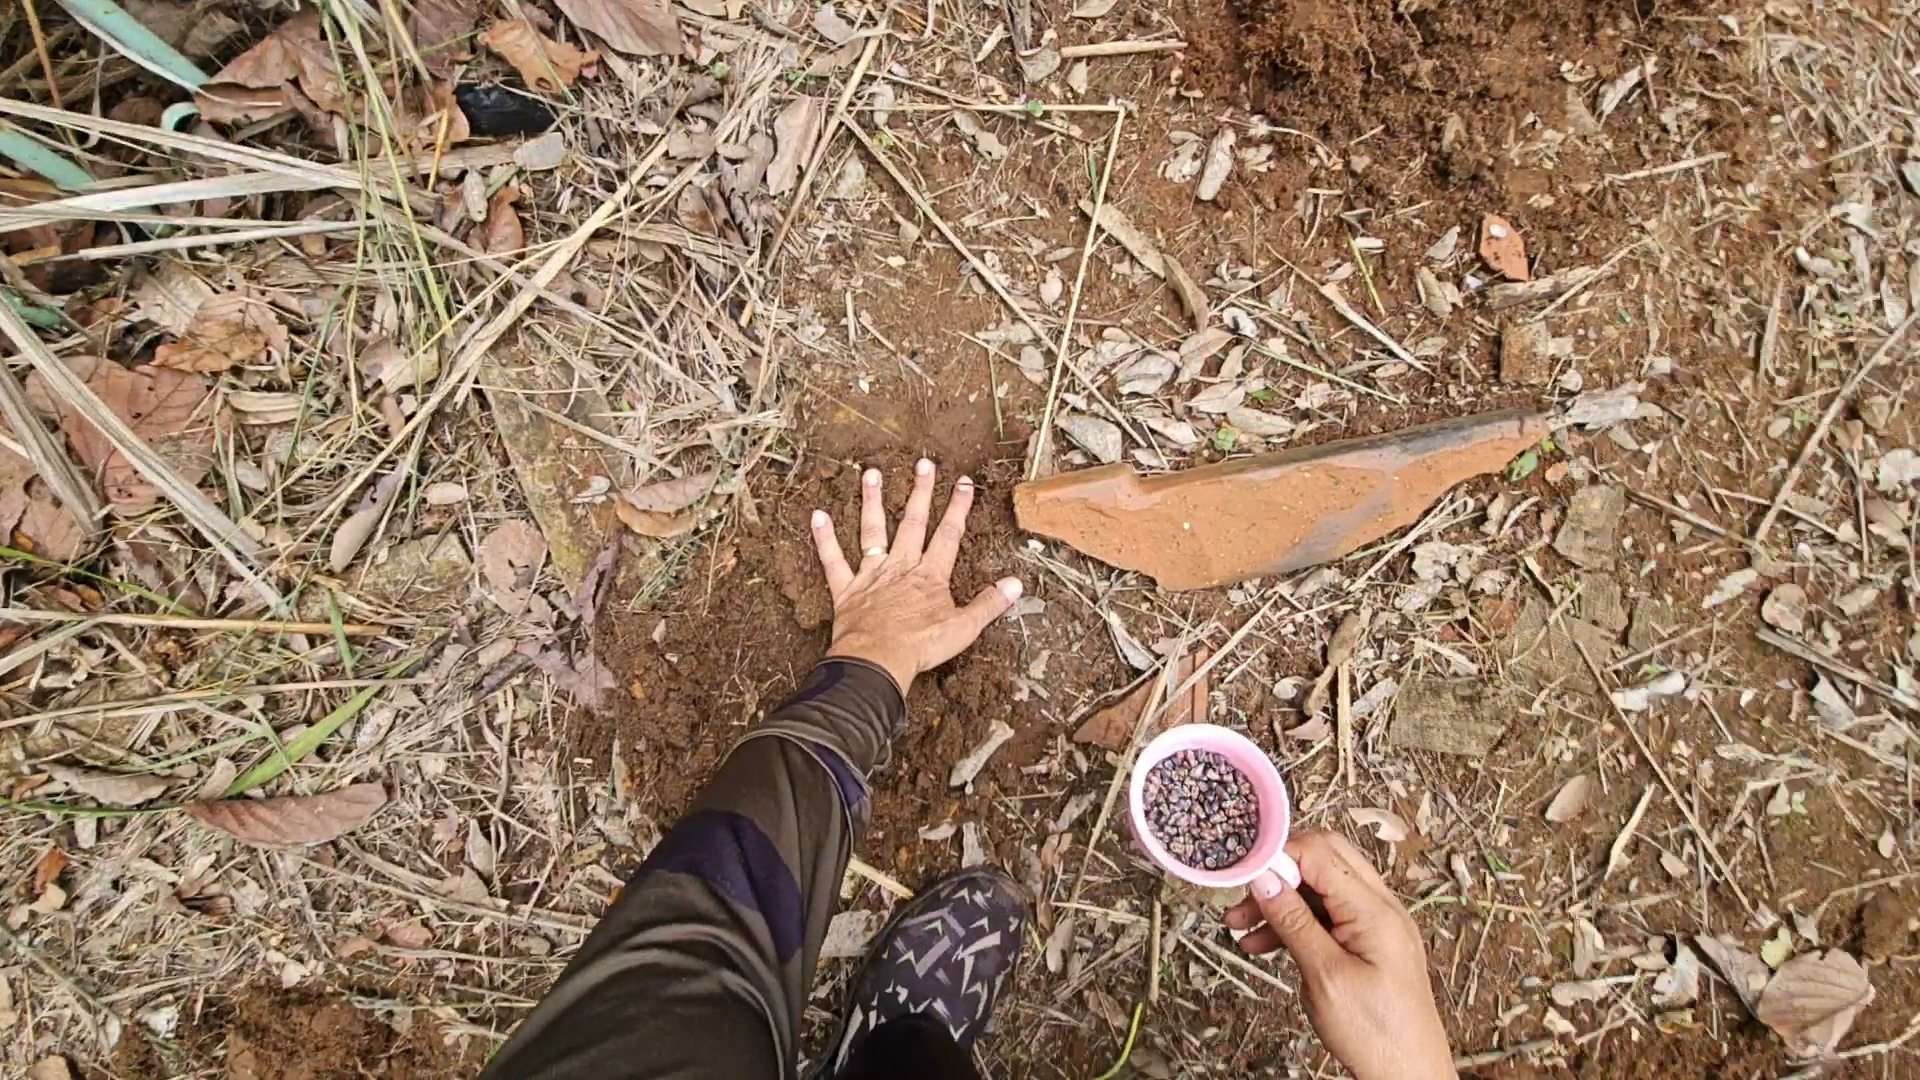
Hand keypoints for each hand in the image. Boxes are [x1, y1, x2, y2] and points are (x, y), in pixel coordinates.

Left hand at [809, 460, 1021, 692]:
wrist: (878, 659)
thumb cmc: (921, 646)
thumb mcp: (964, 627)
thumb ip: (989, 603)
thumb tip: (1016, 584)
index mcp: (930, 575)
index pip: (949, 534)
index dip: (958, 507)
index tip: (964, 483)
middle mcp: (901, 567)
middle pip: (913, 523)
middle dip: (920, 491)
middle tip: (924, 463)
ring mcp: (872, 575)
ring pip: (873, 532)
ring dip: (872, 502)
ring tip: (871, 473)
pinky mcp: (847, 589)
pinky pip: (833, 561)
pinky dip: (824, 539)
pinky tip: (817, 517)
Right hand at [1225, 829, 1454, 1079]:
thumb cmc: (1375, 1037)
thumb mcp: (1325, 977)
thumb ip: (1293, 921)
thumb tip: (1262, 877)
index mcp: (1375, 912)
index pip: (1319, 852)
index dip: (1278, 854)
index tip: (1244, 872)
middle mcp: (1380, 907)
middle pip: (1322, 856)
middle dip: (1278, 869)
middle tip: (1246, 891)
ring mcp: (1376, 923)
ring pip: (1318, 885)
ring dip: (1280, 897)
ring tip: (1240, 924)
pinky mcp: (1368, 940)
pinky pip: (1325, 912)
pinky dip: (1292, 919)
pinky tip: (1262, 943)